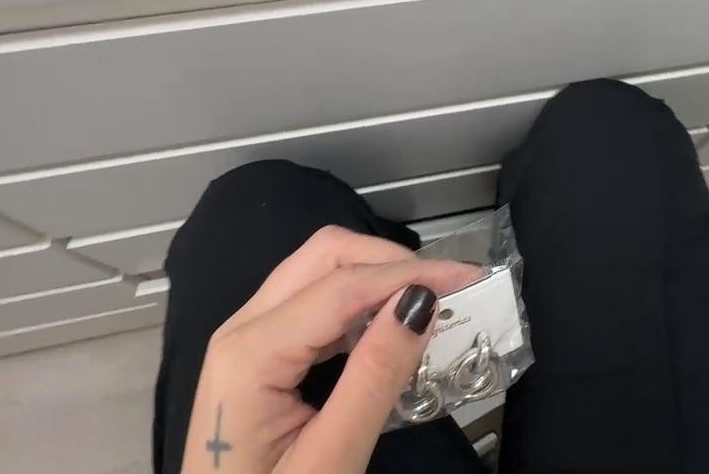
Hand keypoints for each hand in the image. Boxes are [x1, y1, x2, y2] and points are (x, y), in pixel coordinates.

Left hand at [186, 227, 482, 473]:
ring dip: (377, 275)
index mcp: (250, 354)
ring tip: (428, 303)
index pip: (343, 285)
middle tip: (448, 288)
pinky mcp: (256, 352)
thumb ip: (374, 379)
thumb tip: (422, 301)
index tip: (467, 278)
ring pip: (319, 269)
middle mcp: (241, 328)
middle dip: (392, 260)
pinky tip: (388, 326)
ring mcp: (245, 337)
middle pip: (326, 254)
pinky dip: (358, 299)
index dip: (409, 272)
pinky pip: (312, 299)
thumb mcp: (329, 461)